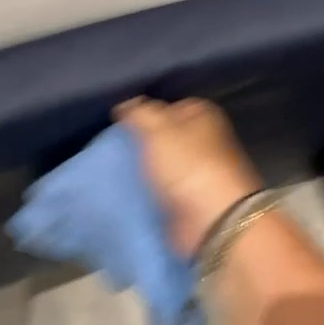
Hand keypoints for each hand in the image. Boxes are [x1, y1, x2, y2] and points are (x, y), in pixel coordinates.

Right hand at [115, 97, 263, 255]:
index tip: (119, 123)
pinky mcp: (190, 198)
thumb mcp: (158, 129)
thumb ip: (140, 113)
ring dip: (141, 168)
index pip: (169, 106)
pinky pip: (161, 188)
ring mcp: (197, 171)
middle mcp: (203, 139)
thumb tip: (126, 104)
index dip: (145, 113)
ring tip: (110, 169)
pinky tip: (124, 190)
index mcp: (203, 115)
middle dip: (141, 142)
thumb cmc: (188, 165)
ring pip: (161, 163)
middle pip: (164, 136)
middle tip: (111, 147)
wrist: (212, 220)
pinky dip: (147, 190)